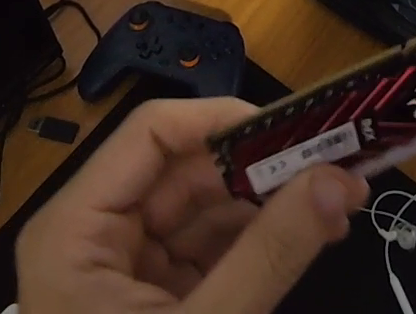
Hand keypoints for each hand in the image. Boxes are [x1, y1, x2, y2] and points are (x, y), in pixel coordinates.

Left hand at [15, 97, 368, 313]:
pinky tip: (307, 231)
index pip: (152, 134)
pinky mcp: (153, 296)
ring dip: (269, 202)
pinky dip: (258, 238)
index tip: (294, 128)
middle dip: (261, 168)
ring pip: (205, 206)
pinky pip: (210, 246)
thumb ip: (270, 254)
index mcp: (77, 226)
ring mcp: (125, 265)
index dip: (222, 119)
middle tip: (335, 164)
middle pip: (185, 171)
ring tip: (337, 199)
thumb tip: (338, 182)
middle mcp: (97, 231)